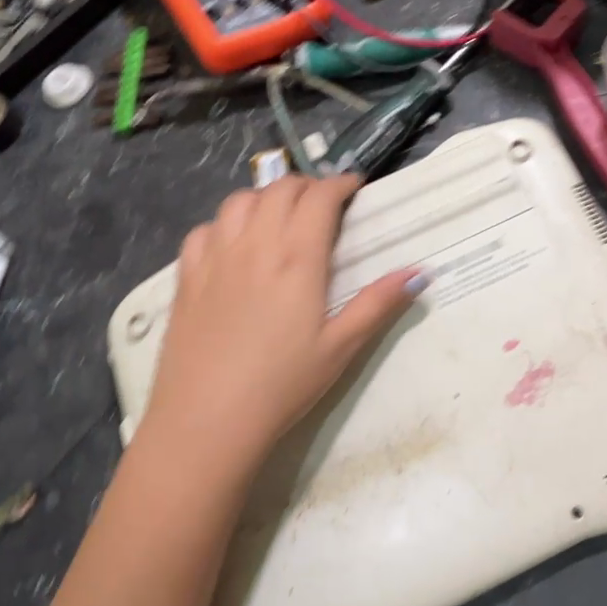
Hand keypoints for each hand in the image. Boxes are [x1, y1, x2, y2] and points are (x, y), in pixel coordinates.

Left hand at [141, 174, 425, 461]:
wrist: (205, 422)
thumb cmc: (282, 385)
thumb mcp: (341, 348)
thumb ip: (378, 304)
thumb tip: (420, 272)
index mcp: (298, 257)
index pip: (320, 197)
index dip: (339, 184)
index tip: (353, 187)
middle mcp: (255, 244)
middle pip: (280, 189)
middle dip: (306, 185)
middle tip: (323, 202)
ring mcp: (215, 258)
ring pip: (239, 201)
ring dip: (265, 197)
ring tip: (279, 215)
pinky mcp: (186, 278)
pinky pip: (203, 230)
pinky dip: (224, 224)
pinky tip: (233, 244)